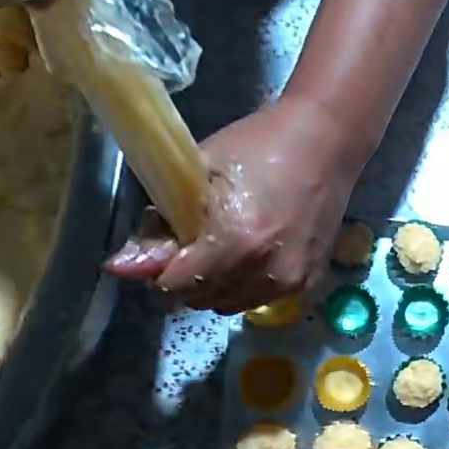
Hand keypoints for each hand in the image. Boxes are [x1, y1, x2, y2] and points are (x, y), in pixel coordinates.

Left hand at [104, 97, 362, 312]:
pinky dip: (245, 284)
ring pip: (229, 305)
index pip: (175, 286)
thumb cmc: (259, 145)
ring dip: (215, 286)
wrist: (326, 142)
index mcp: (235, 242)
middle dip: (186, 277)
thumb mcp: (199, 174)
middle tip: (193, 242)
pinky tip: (251, 253)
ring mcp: (290, 282)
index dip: (159, 268)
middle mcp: (265, 272)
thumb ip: (160, 227)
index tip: (163, 246)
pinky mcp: (308, 282)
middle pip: (200, 300)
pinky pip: (259, 299)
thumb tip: (121, 267)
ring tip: (222, 248)